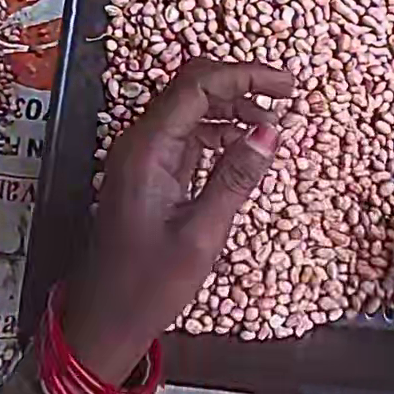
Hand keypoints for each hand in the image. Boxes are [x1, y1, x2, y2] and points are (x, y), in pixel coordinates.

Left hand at [61, 59, 293, 381]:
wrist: (106, 318)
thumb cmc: (149, 285)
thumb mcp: (201, 234)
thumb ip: (235, 177)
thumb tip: (271, 130)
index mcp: (148, 149)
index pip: (197, 85)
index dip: (245, 75)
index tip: (286, 85)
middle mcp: (142, 142)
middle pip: (192, 85)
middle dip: (240, 82)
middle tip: (284, 95)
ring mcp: (146, 155)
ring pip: (192, 107)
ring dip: (233, 106)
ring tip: (273, 125)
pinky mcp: (152, 170)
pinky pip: (190, 135)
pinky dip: (221, 131)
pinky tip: (246, 147)